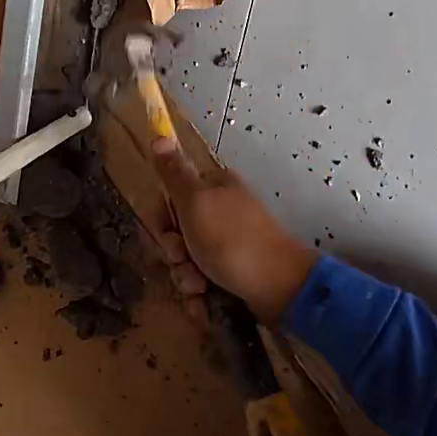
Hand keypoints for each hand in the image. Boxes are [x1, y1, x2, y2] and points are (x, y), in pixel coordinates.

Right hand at [150, 137, 317, 324]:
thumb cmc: (232, 240)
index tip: (168, 231)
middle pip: (175, 233)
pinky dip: (199, 295)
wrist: (277, 286)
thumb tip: (159, 134)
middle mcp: (220, 212)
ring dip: (185, 277)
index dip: (162, 219)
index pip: (169, 197)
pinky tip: (204, 302)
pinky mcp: (231, 272)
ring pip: (185, 261)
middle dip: (174, 253)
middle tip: (185, 260)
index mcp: (213, 187)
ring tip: (200, 286)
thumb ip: (174, 172)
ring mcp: (227, 243)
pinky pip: (201, 282)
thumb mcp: (196, 200)